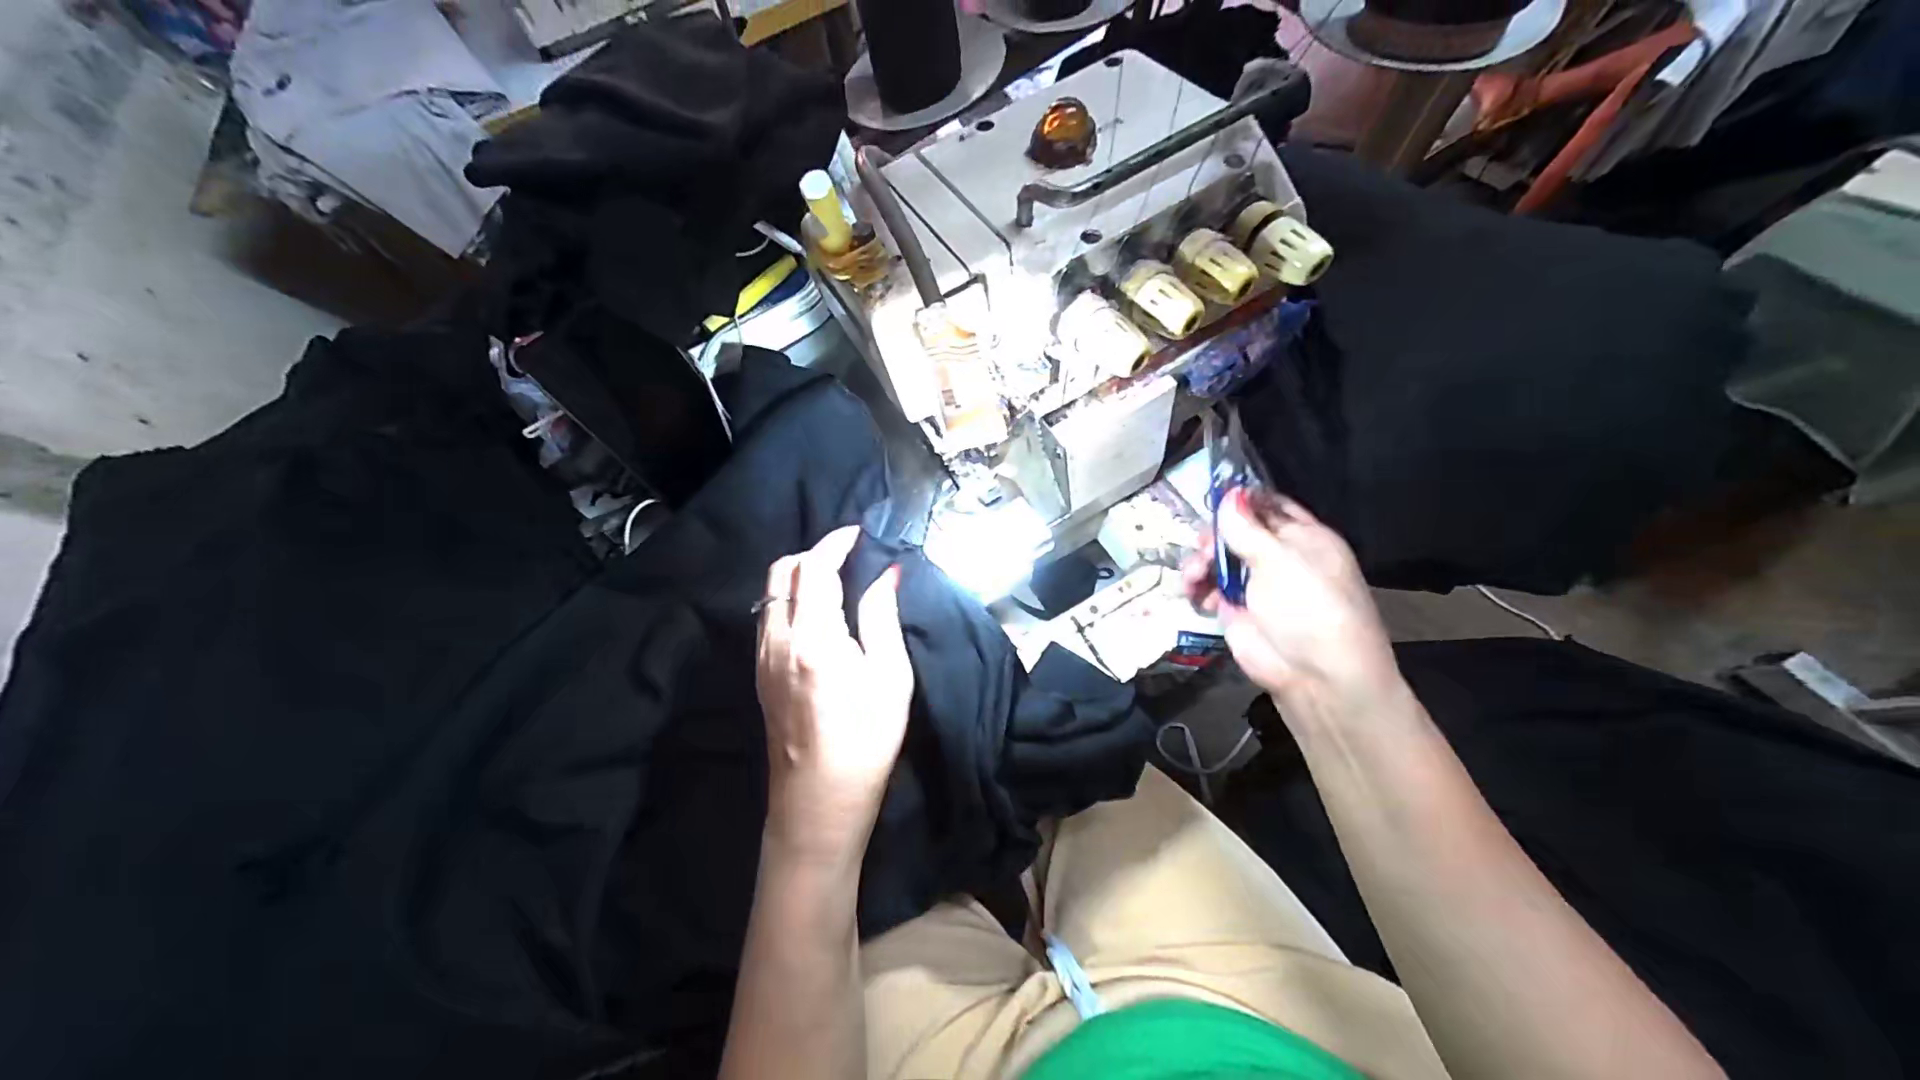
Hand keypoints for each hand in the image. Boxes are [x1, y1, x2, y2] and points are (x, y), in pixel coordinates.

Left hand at [756, 525, 912, 862]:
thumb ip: (882, 618)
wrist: (817, 805)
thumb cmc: (866, 743)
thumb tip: (886, 573)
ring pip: (771, 593)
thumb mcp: (890, 678)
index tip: (859, 533)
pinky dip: (791, 598)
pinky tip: (820, 613)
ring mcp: (763, 657)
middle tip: (850, 556)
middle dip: (814, 553)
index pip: (815, 568)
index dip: (836, 542)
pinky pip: (770, 616)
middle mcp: (778, 639)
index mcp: (813, 638)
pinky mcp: (760, 673)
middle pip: (783, 572)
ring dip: (800, 575)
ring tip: (838, 580)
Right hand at [1183, 489, 1401, 719]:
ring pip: (1217, 559)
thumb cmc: (1309, 607)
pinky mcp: (1236, 611)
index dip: (1240, 500)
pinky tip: (1194, 591)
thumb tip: (1228, 495)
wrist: (1317, 676)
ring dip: (1200, 561)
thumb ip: (1247, 527)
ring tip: (1195, 575)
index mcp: (1303, 537)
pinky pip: (1209, 589)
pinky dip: (1197, 587)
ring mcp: (1256, 585)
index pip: (1268, 506)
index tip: (1211, 497)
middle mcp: (1279, 557)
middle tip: (1204, 546)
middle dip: (1213, 534)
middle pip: (1235, 531)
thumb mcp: (1279, 559)